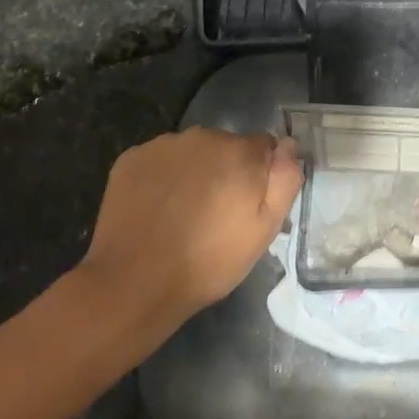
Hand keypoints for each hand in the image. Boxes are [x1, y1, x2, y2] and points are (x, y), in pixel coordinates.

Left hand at [74, 128, 301, 340]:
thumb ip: (284, 180)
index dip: (260, 174)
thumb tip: (288, 145)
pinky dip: (163, 177)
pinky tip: (158, 208)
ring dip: (195, 172)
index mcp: (240, 152)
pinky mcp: (131, 158)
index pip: (264, 146)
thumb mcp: (264, 229)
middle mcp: (202, 136)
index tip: (249, 204)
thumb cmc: (209, 261)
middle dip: (227, 171)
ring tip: (185, 213)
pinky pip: (160, 160)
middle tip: (218, 213)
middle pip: (226, 146)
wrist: (135, 282)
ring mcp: (162, 145)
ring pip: (192, 152)